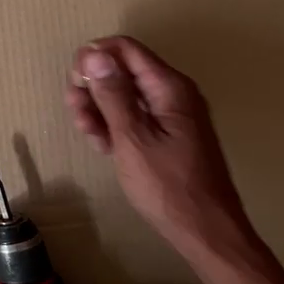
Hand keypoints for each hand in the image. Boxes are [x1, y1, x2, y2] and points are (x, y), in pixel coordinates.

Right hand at [67, 36, 283, 283]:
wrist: (207, 234)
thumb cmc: (168, 187)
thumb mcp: (131, 138)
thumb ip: (112, 93)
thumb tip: (93, 52)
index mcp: (169, 87)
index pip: (124, 48)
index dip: (94, 58)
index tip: (76, 85)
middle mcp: (172, 92)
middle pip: (121, 68)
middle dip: (93, 86)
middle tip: (78, 115)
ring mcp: (171, 113)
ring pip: (123, 92)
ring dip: (98, 108)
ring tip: (90, 136)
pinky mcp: (168, 133)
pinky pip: (133, 114)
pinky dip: (113, 124)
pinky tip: (104, 146)